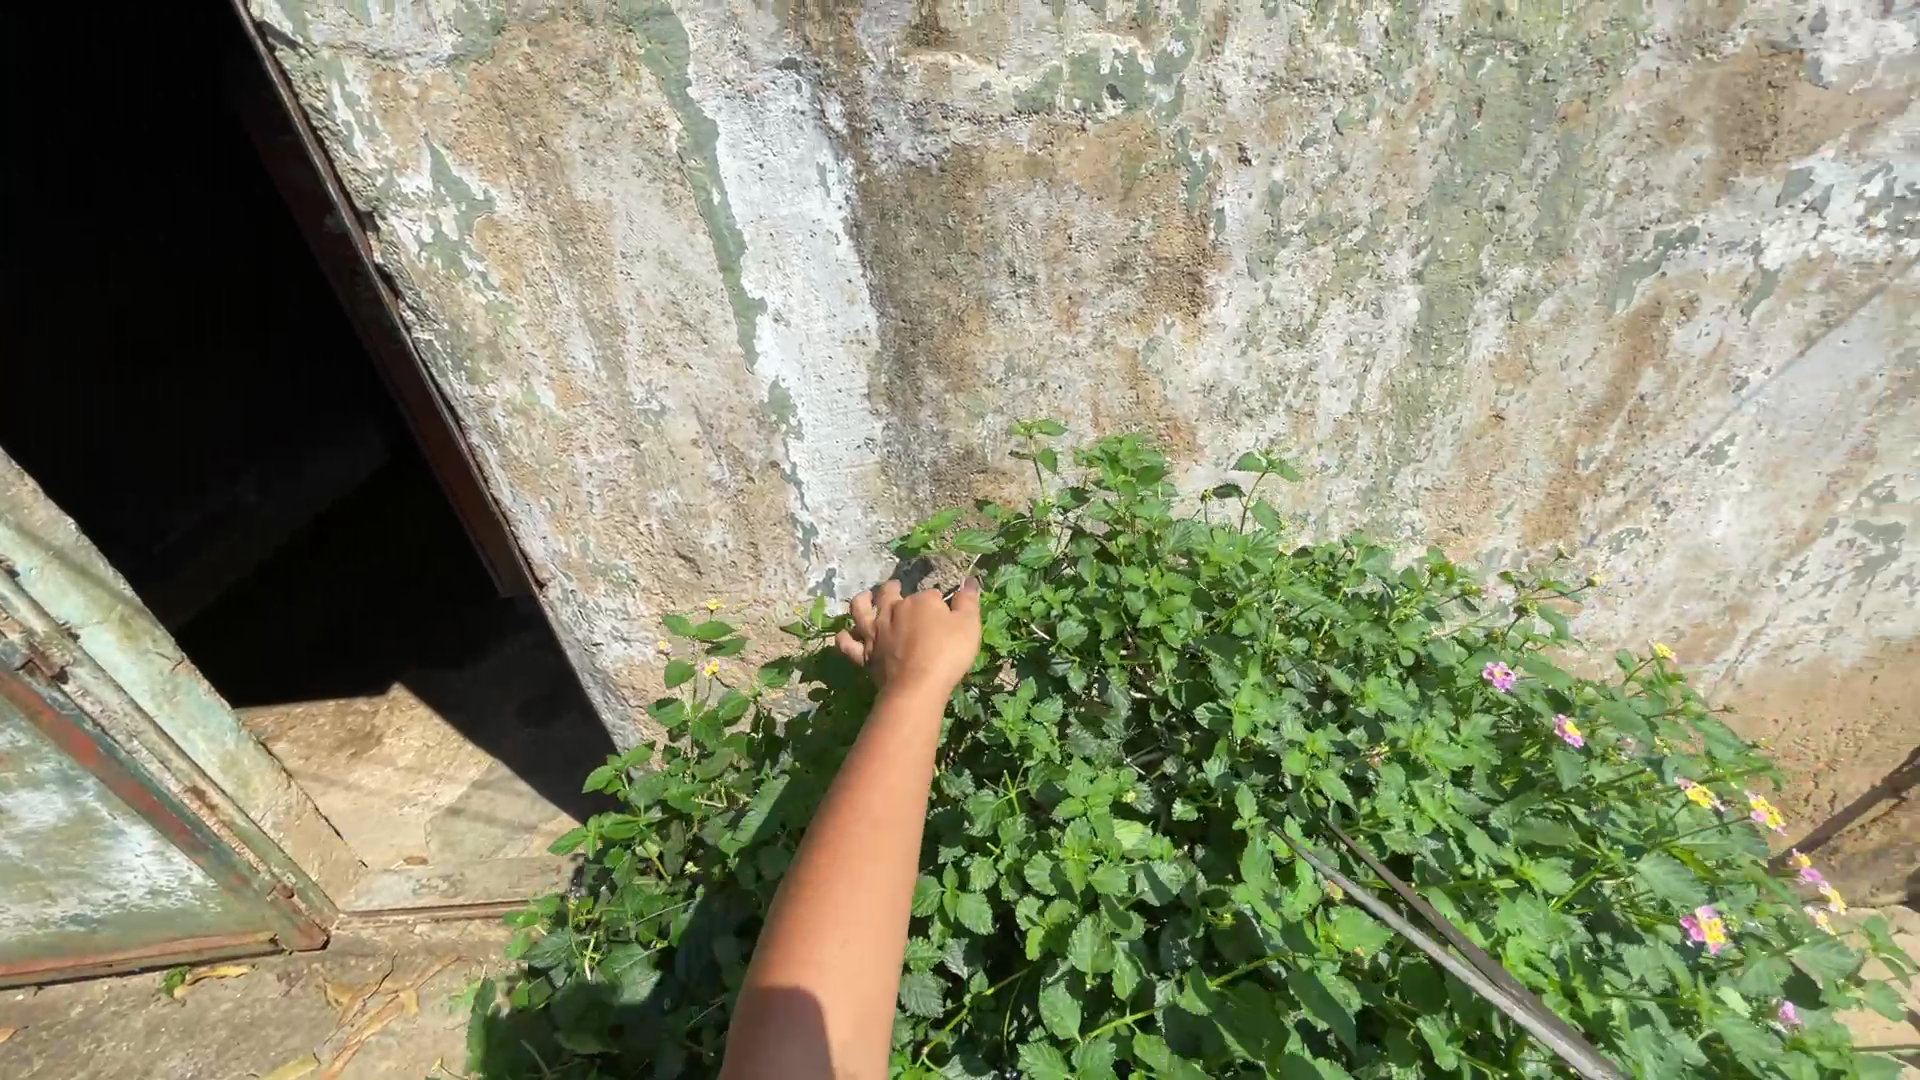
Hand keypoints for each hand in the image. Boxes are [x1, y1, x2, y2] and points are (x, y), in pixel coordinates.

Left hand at [836, 579, 981, 699]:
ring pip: (861, 610)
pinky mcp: (864, 653)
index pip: (930, 595)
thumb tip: (969, 580)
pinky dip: (844, 637)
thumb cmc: (947, 654)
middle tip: (895, 586)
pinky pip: (847, 643)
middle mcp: (893, 611)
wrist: (918, 686)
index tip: (943, 611)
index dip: (937, 602)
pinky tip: (844, 634)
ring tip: (865, 596)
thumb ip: (968, 601)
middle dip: (893, 588)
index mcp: (920, 601)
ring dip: (862, 600)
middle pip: (890, 594)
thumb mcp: (968, 625)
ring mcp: (875, 632)